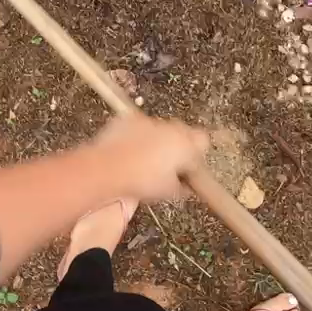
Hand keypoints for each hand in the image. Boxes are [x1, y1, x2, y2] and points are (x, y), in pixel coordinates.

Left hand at [87, 114, 209, 202]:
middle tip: (168, 164)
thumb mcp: (169, 191)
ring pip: (161, 129)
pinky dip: (138, 135)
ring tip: (145, 159)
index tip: (189, 166)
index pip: (203, 141)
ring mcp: (150, 121)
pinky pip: (140, 126)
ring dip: (158, 140)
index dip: (196, 154)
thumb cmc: (141, 181)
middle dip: (177, 146)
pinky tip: (130, 150)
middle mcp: (171, 128)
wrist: (109, 168)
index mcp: (185, 144)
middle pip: (182, 132)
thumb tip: (185, 186)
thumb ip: (183, 186)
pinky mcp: (130, 119)